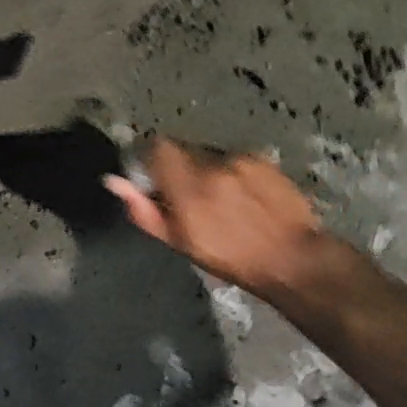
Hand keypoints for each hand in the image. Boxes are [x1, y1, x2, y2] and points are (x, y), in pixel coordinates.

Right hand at [103, 138, 333, 297]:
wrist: (292, 259)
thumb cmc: (231, 259)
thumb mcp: (180, 243)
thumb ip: (144, 210)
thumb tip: (114, 182)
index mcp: (188, 189)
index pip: (158, 147)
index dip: (153, 158)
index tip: (157, 177)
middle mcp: (213, 166)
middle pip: (184, 151)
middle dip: (182, 168)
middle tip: (192, 196)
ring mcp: (241, 160)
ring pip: (211, 155)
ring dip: (209, 170)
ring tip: (223, 199)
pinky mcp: (263, 159)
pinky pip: (236, 159)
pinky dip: (234, 172)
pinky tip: (246, 196)